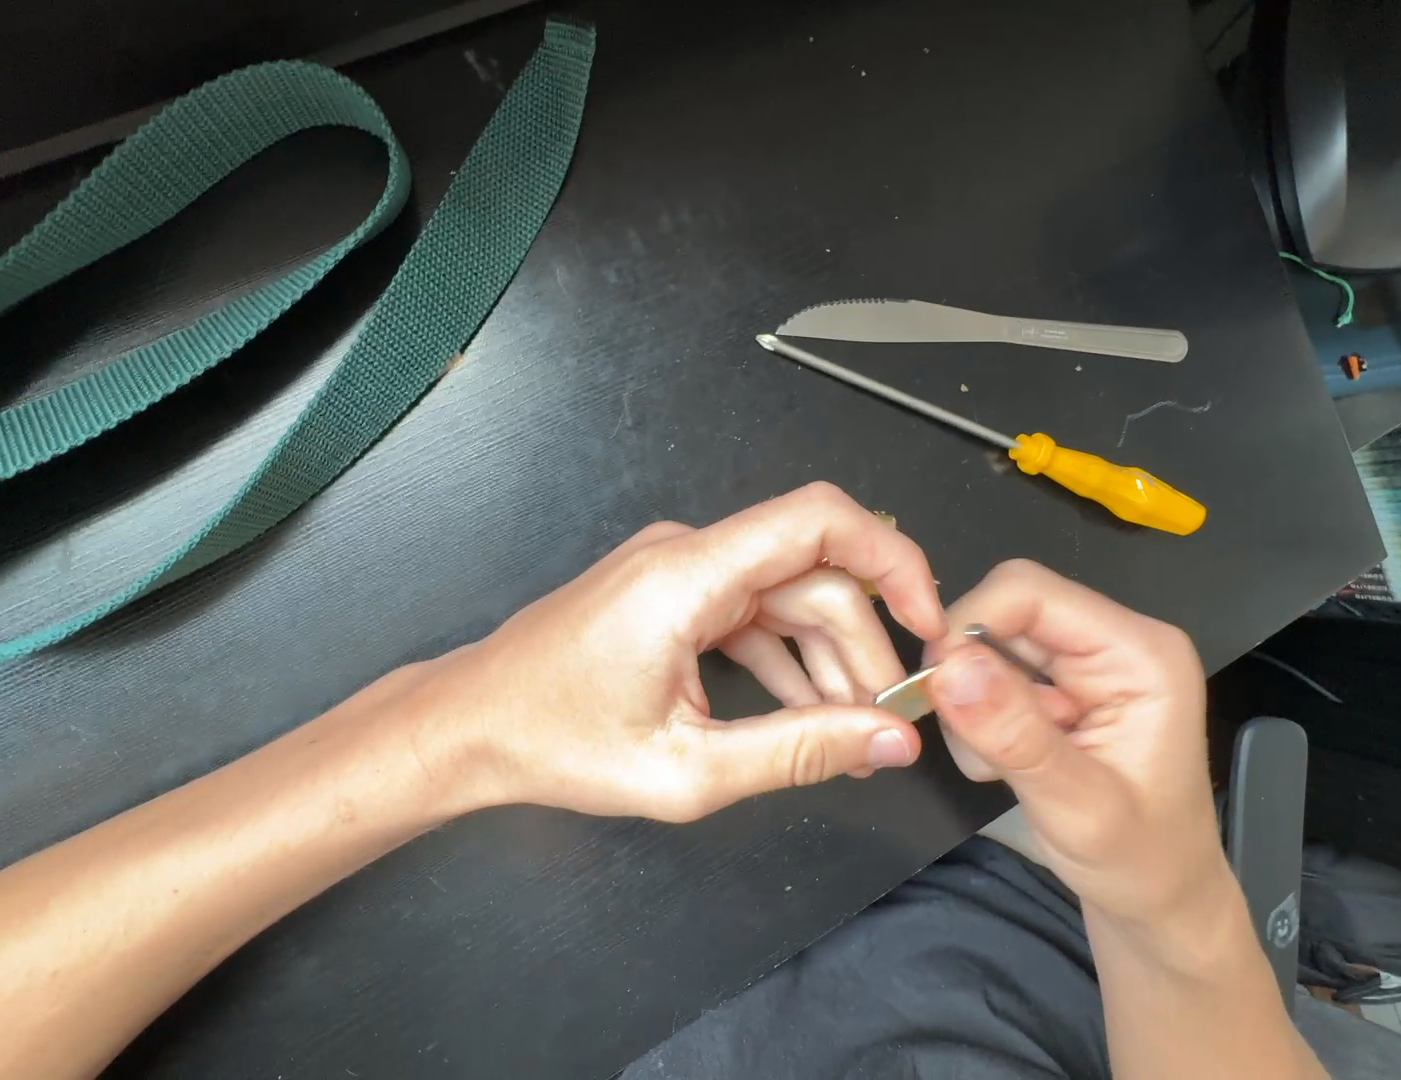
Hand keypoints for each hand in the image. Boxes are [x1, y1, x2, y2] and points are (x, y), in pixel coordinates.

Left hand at [399, 482, 947, 821]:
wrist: (470, 725)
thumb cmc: (556, 744)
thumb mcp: (687, 770)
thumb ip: (800, 750)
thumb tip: (893, 739)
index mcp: (688, 575)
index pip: (819, 520)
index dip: (892, 558)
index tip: (930, 624)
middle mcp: (689, 554)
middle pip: (813, 579)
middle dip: (861, 651)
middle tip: (883, 729)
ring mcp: (680, 572)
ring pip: (787, 600)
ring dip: (826, 663)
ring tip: (846, 737)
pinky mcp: (674, 595)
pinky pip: (752, 616)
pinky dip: (785, 662)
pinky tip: (803, 715)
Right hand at [924, 560, 1226, 924]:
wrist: (1158, 899)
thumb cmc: (1140, 862)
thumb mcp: (1078, 808)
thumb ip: (1015, 735)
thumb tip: (948, 668)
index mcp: (1137, 652)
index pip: (1027, 591)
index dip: (967, 625)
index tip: (937, 689)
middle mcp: (1109, 641)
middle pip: (999, 612)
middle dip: (967, 673)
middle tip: (973, 740)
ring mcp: (1080, 662)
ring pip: (983, 643)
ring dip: (968, 702)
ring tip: (1000, 764)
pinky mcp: (1055, 685)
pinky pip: (985, 673)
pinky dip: (973, 715)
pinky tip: (1002, 760)